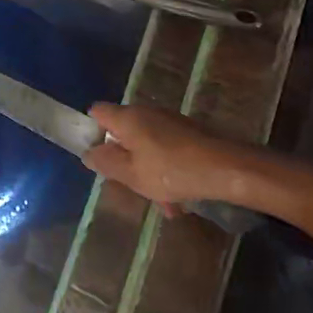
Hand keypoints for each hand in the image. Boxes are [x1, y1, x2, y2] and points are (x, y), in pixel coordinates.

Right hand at [81, 103, 245, 207]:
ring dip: (147, 170)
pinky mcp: (187, 133)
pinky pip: (166, 150)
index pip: (98, 112)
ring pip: (146, 145)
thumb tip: (88, 153)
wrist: (225, 167)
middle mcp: (147, 112)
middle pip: (123, 131)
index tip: (96, 156)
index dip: (91, 130)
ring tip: (160, 201)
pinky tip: (177, 198)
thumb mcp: (131, 173)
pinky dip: (166, 170)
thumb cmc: (170, 170)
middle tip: (128, 184)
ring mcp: (169, 121)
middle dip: (123, 159)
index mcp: (128, 118)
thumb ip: (105, 162)